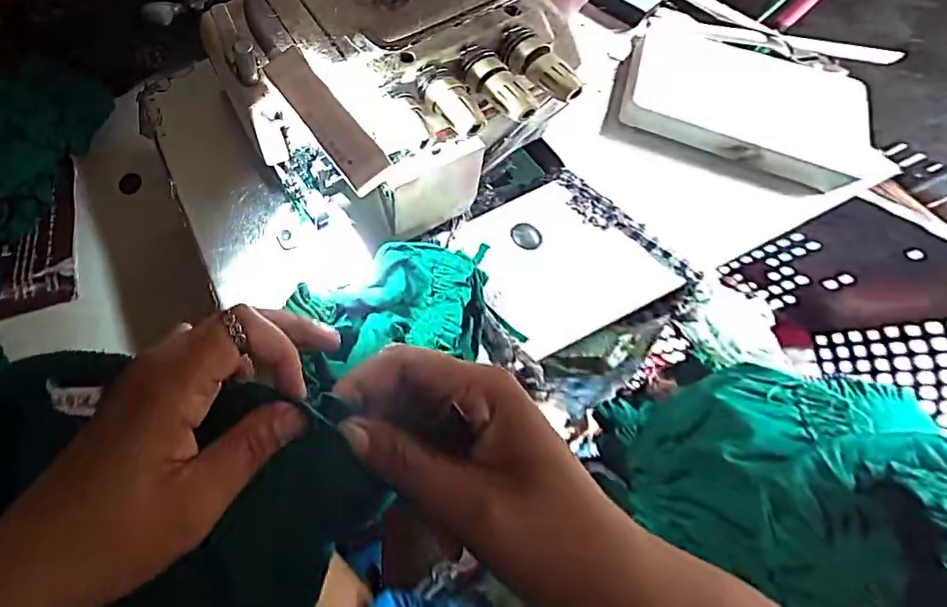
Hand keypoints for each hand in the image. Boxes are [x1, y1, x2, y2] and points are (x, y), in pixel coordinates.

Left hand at [0, 307, 340, 606]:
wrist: (35, 557)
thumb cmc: (117, 533)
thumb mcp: (195, 501)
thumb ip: (250, 447)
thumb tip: (299, 413)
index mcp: (172, 378)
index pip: (241, 325)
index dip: (281, 348)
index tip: (300, 398)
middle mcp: (158, 359)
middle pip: (229, 318)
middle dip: (282, 328)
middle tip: (329, 345)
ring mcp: (145, 371)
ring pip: (212, 333)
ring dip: (256, 343)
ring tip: (294, 367)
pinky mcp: (139, 390)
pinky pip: (194, 354)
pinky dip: (231, 361)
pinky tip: (247, 388)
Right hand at [334, 347, 771, 606]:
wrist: (617, 586)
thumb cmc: (554, 540)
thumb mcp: (474, 506)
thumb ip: (407, 464)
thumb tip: (346, 429)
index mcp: (483, 386)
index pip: (407, 362)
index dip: (364, 381)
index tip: (329, 417)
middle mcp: (478, 391)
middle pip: (407, 389)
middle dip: (380, 427)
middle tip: (355, 470)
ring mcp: (479, 418)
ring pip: (414, 421)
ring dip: (400, 459)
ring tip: (400, 503)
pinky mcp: (479, 447)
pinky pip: (431, 447)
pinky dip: (418, 475)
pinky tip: (426, 515)